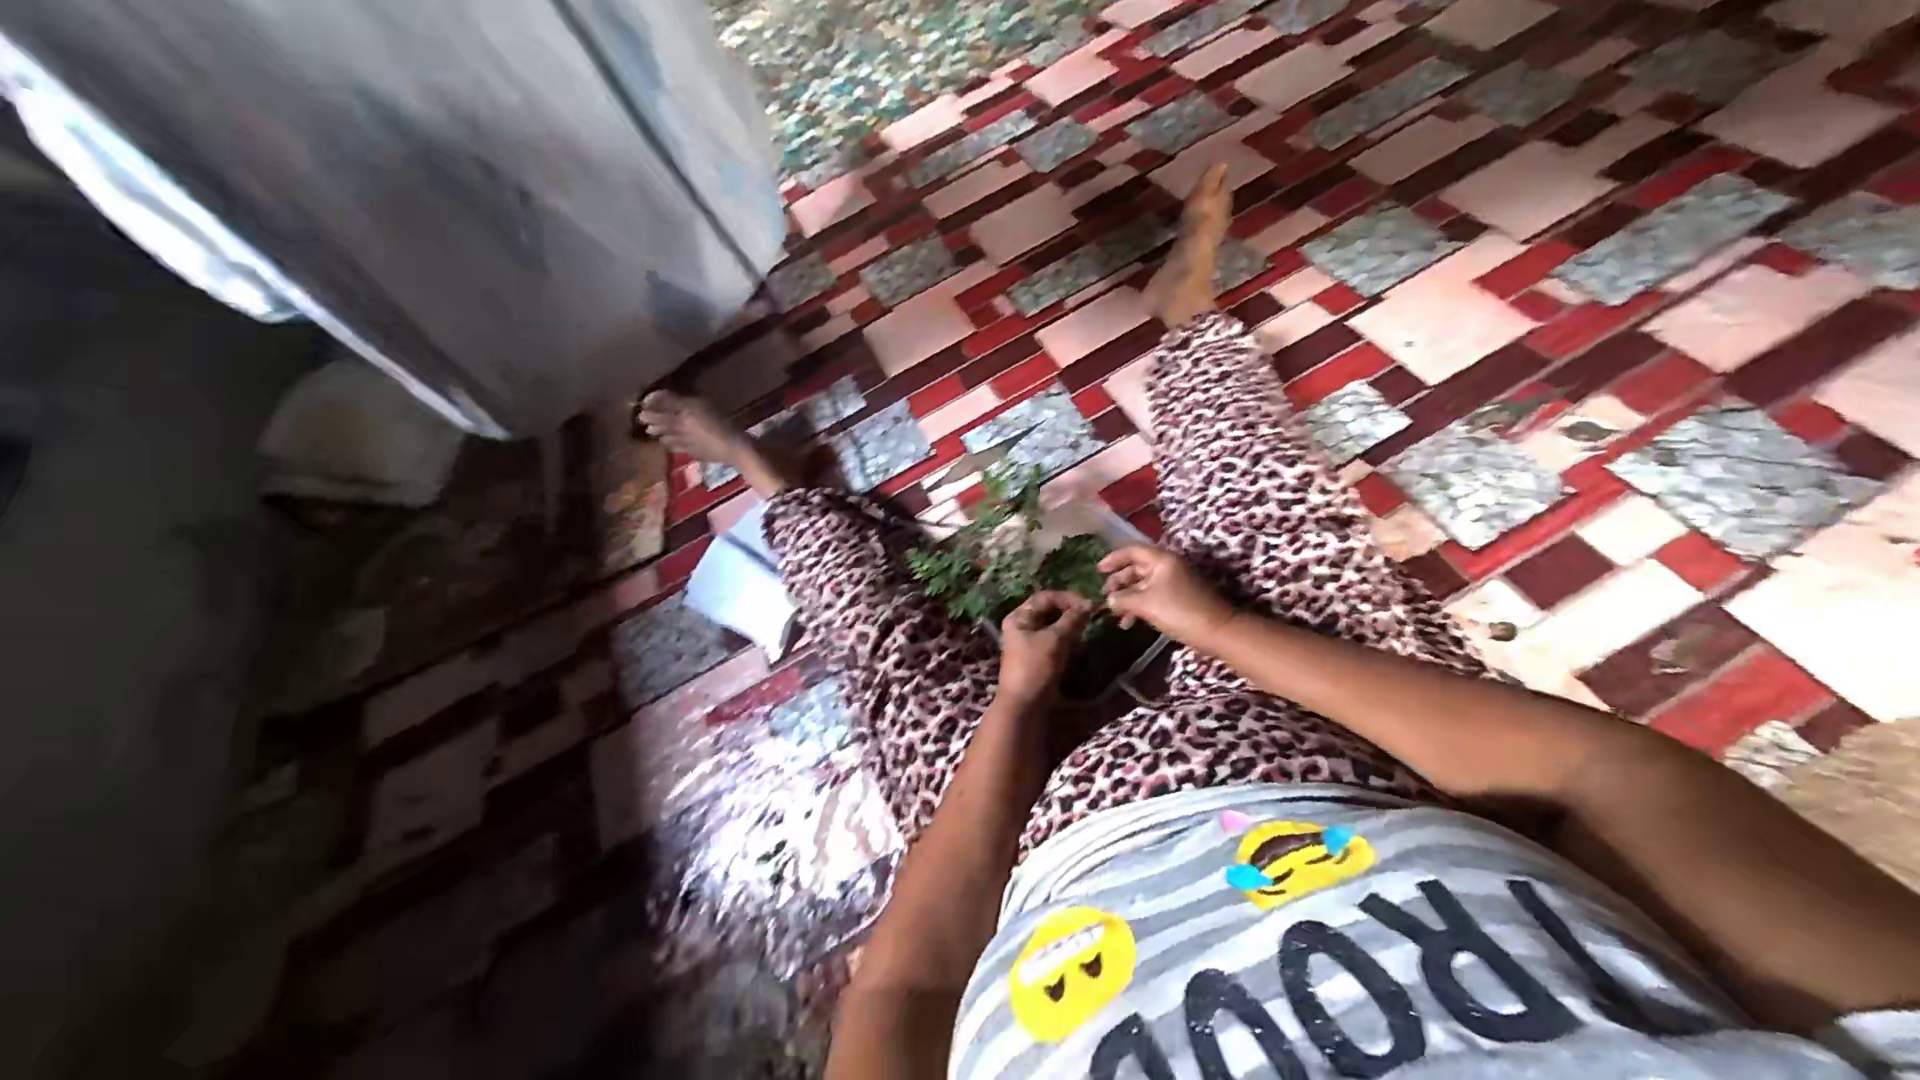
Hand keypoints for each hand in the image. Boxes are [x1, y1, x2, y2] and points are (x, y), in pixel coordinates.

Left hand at [997, 591, 1094, 704]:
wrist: (1024, 705)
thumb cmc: (1036, 667)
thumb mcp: (1055, 640)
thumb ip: (1072, 619)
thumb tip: (1090, 603)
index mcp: (1019, 617)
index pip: (1046, 597)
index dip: (1068, 598)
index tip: (1089, 605)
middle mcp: (1021, 625)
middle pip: (1049, 610)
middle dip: (1070, 612)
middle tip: (1090, 617)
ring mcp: (1028, 641)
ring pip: (1053, 625)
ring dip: (1070, 626)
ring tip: (1086, 630)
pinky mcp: (1037, 656)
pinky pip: (1053, 640)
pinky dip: (1066, 639)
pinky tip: (1078, 644)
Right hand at [1100, 545, 1237, 646]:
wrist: (1216, 631)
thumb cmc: (1179, 611)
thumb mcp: (1145, 604)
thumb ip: (1122, 599)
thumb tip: (1109, 600)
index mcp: (1161, 560)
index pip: (1132, 551)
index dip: (1113, 559)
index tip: (1098, 570)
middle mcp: (1167, 567)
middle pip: (1136, 568)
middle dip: (1118, 582)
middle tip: (1104, 595)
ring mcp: (1173, 582)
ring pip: (1143, 584)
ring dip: (1127, 597)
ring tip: (1115, 613)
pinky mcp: (1177, 598)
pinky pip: (1152, 596)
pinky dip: (1139, 605)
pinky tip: (1129, 622)